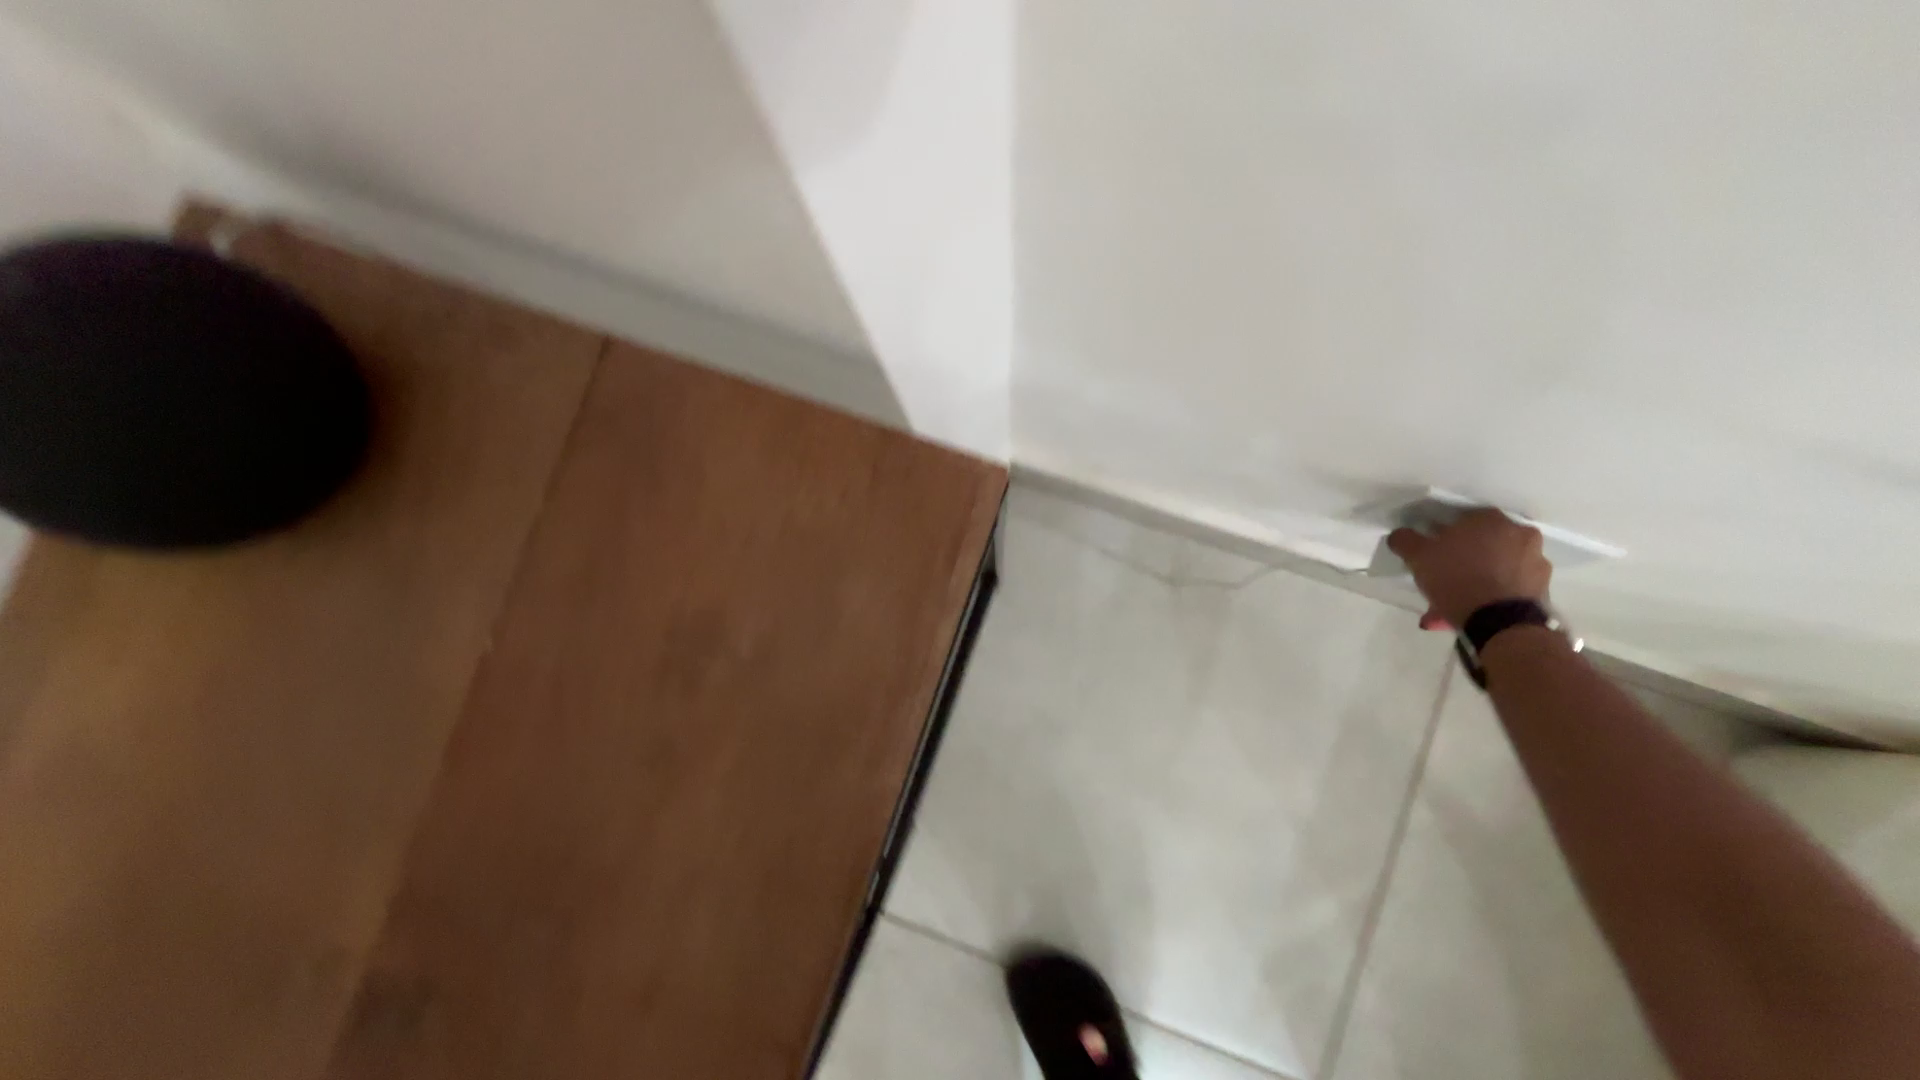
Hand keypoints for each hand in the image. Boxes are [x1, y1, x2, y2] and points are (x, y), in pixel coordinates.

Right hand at [1386, 508, 1550, 631]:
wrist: (1500, 621)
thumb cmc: (1457, 578)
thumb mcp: (1418, 557)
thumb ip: (1405, 540)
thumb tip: (1400, 534)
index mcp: (1489, 519)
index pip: (1462, 521)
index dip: (1443, 538)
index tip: (1432, 555)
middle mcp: (1518, 532)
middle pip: (1481, 545)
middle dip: (1461, 563)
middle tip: (1440, 583)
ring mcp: (1535, 560)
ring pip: (1495, 569)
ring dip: (1475, 583)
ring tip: (1451, 608)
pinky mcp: (1543, 588)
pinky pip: (1508, 588)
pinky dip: (1491, 597)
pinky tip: (1471, 614)